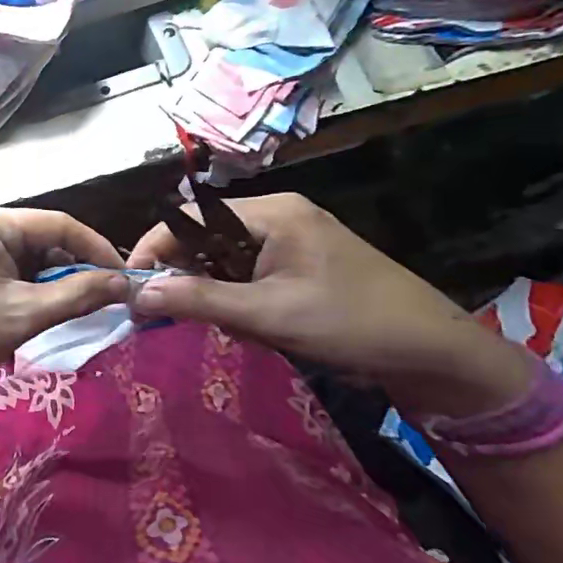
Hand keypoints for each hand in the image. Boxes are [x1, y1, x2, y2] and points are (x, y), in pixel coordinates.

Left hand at [0, 209, 130, 418]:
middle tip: (104, 300)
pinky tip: (41, 311)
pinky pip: (4, 270)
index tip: (125, 279)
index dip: (97, 249)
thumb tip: (123, 283)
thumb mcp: (23, 316)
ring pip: (24, 257)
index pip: (59, 223)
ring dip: (52, 281)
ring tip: (76, 310)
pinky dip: (27, 289)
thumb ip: (78, 295)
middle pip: (41, 238)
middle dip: (74, 268)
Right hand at [127, 193, 531, 417]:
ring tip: (246, 329)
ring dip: (220, 297)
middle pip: (204, 238)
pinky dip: (242, 303)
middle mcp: (277, 216)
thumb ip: (200, 300)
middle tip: (192, 318)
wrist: (429, 349)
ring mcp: (290, 241)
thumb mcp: (267, 314)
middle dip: (192, 280)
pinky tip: (263, 329)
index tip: (133, 288)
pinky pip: (248, 276)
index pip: (189, 217)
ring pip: (224, 262)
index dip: (154, 249)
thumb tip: (138, 294)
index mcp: (271, 213)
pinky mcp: (299, 264)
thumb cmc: (348, 322)